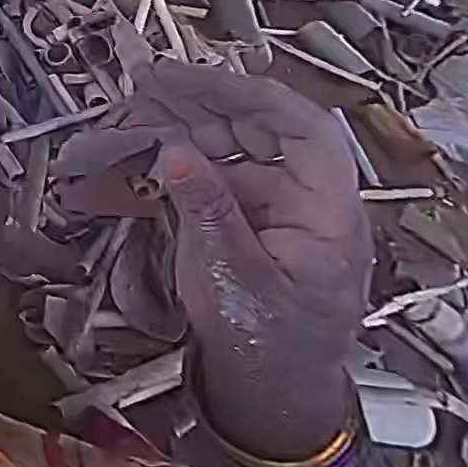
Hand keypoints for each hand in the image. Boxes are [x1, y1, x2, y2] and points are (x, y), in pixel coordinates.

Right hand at [128, 61, 372, 458]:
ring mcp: (273, 197)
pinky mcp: (244, 204)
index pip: (303, 129)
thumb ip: (207, 212)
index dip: (248, 96)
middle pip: (261, 125)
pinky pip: (214, 163)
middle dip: (204, 99)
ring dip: (186, 117)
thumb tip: (175, 152)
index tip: (193, 80)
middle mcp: (304, 193)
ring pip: (233, 139)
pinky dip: (180, 148)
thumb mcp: (232, 279)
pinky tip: (149, 138)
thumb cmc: (267, 343)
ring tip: (140, 101)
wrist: (265, 386)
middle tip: (151, 81)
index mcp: (327, 211)